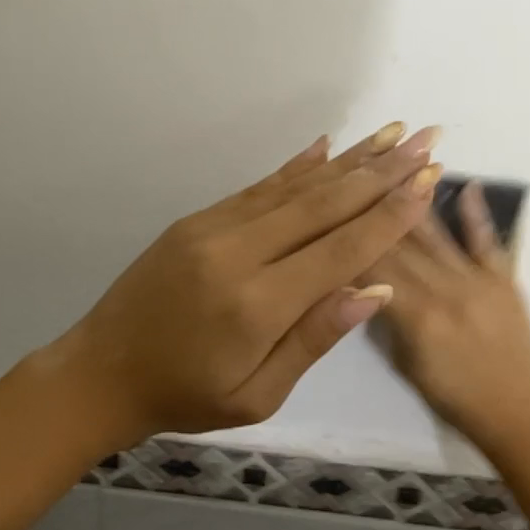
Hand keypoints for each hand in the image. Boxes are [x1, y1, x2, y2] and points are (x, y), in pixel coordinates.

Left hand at [51, 123, 442, 443]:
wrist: (102, 371)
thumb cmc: (185, 397)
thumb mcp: (257, 394)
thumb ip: (314, 338)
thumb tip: (375, 287)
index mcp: (258, 304)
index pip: (340, 249)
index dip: (389, 214)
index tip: (428, 179)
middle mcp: (238, 252)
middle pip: (323, 204)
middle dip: (380, 170)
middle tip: (426, 138)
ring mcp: (213, 229)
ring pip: (294, 187)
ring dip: (347, 159)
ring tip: (391, 132)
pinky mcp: (197, 220)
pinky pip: (258, 188)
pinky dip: (297, 167)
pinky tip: (327, 147)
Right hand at [369, 183, 529, 453]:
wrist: (519, 415)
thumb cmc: (454, 399)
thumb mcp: (406, 365)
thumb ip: (387, 321)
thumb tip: (363, 282)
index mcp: (417, 315)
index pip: (372, 267)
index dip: (347, 238)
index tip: (327, 212)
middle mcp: (445, 289)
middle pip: (399, 244)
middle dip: (371, 210)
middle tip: (350, 178)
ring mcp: (477, 280)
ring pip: (435, 235)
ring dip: (414, 199)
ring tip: (397, 164)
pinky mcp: (504, 279)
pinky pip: (486, 241)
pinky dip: (476, 213)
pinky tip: (466, 182)